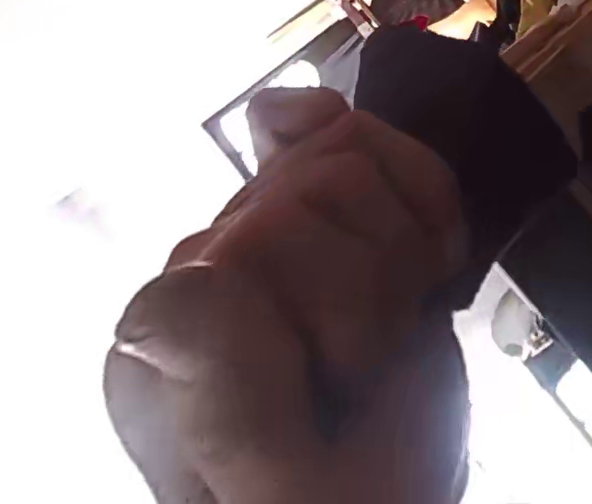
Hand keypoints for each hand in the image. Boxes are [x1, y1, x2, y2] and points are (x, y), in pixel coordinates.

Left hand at [104, 88, 469, 503]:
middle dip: (379, 279)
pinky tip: (427, 245)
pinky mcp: (322, 190)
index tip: (349, 384)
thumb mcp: (284, 488)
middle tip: (381, 352)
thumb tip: (166, 293)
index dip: (336, 311)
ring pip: (348, 145)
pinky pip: (359, 125)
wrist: (389, 482)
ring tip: (402, 302)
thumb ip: (229, 404)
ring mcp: (267, 213)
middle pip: (310, 190)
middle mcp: (208, 258)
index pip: (243, 252)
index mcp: (164, 335)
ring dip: (408, 237)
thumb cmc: (334, 500)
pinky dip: (423, 180)